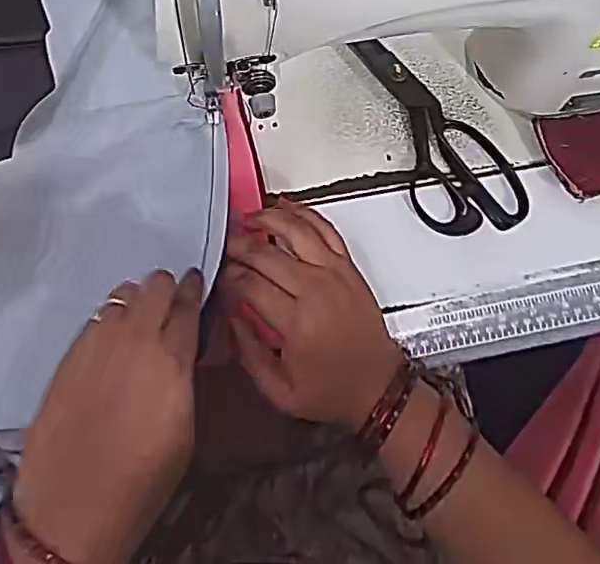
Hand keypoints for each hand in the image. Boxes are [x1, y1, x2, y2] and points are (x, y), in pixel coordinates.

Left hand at [14, 270, 203, 563]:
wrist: (71, 509)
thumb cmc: (137, 482)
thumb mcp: (184, 431)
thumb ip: (183, 376)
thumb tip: (182, 352)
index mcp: (171, 359)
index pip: (188, 303)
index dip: (194, 289)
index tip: (195, 283)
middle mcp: (135, 339)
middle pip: (156, 284)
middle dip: (167, 288)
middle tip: (169, 302)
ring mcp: (99, 341)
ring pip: (124, 292)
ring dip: (137, 301)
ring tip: (139, 322)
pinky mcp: (70, 352)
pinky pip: (97, 315)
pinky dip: (110, 319)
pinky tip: (111, 343)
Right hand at [219, 201, 405, 429]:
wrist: (378, 388)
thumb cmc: (333, 389)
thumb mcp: (280, 391)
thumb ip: (249, 354)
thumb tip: (232, 317)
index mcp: (297, 323)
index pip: (250, 284)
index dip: (229, 276)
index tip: (221, 276)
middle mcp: (316, 291)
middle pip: (266, 254)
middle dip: (239, 247)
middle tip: (226, 248)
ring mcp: (335, 274)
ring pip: (295, 231)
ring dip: (267, 220)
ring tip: (250, 220)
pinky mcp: (347, 266)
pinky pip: (325, 228)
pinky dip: (304, 213)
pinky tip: (287, 208)